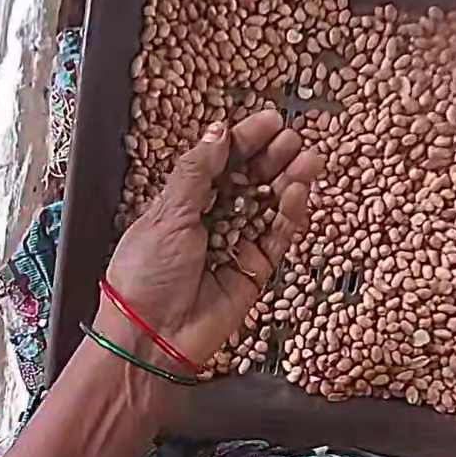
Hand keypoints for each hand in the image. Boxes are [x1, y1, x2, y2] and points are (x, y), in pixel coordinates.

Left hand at [100, 109, 323, 370]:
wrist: (152, 335)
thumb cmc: (148, 271)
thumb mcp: (167, 214)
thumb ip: (197, 173)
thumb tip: (219, 131)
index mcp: (184, 203)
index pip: (220, 164)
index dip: (244, 141)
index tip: (270, 121)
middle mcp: (212, 221)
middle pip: (249, 182)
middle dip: (271, 158)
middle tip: (293, 139)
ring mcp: (235, 245)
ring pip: (268, 207)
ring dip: (287, 182)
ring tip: (307, 158)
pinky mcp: (255, 271)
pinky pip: (276, 238)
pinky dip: (289, 215)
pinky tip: (298, 191)